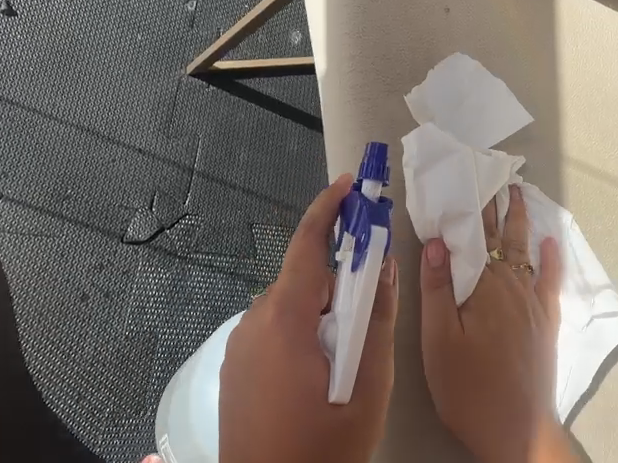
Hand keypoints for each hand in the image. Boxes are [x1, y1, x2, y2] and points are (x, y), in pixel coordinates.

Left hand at [220, 174, 398, 462]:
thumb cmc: (324, 449)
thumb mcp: (367, 387)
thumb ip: (377, 319)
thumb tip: (383, 265)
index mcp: (285, 319)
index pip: (307, 243)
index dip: (330, 206)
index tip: (352, 182)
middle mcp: (255, 321)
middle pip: (302, 276)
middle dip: (338, 273)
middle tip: (372, 287)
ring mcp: (239, 345)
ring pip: (289, 304)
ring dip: (320, 308)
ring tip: (348, 347)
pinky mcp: (234, 368)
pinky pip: (273, 329)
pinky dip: (300, 329)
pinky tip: (320, 368)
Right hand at [419, 185, 575, 462]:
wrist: (517, 430)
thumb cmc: (469, 386)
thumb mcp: (439, 340)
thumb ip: (437, 288)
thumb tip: (437, 239)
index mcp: (483, 284)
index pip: (475, 235)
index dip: (470, 206)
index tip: (466, 177)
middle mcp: (512, 283)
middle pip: (502, 235)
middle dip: (497, 204)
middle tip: (493, 174)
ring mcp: (533, 301)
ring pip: (525, 249)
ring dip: (520, 219)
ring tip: (517, 192)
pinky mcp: (546, 321)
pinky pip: (550, 279)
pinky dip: (551, 257)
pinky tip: (551, 241)